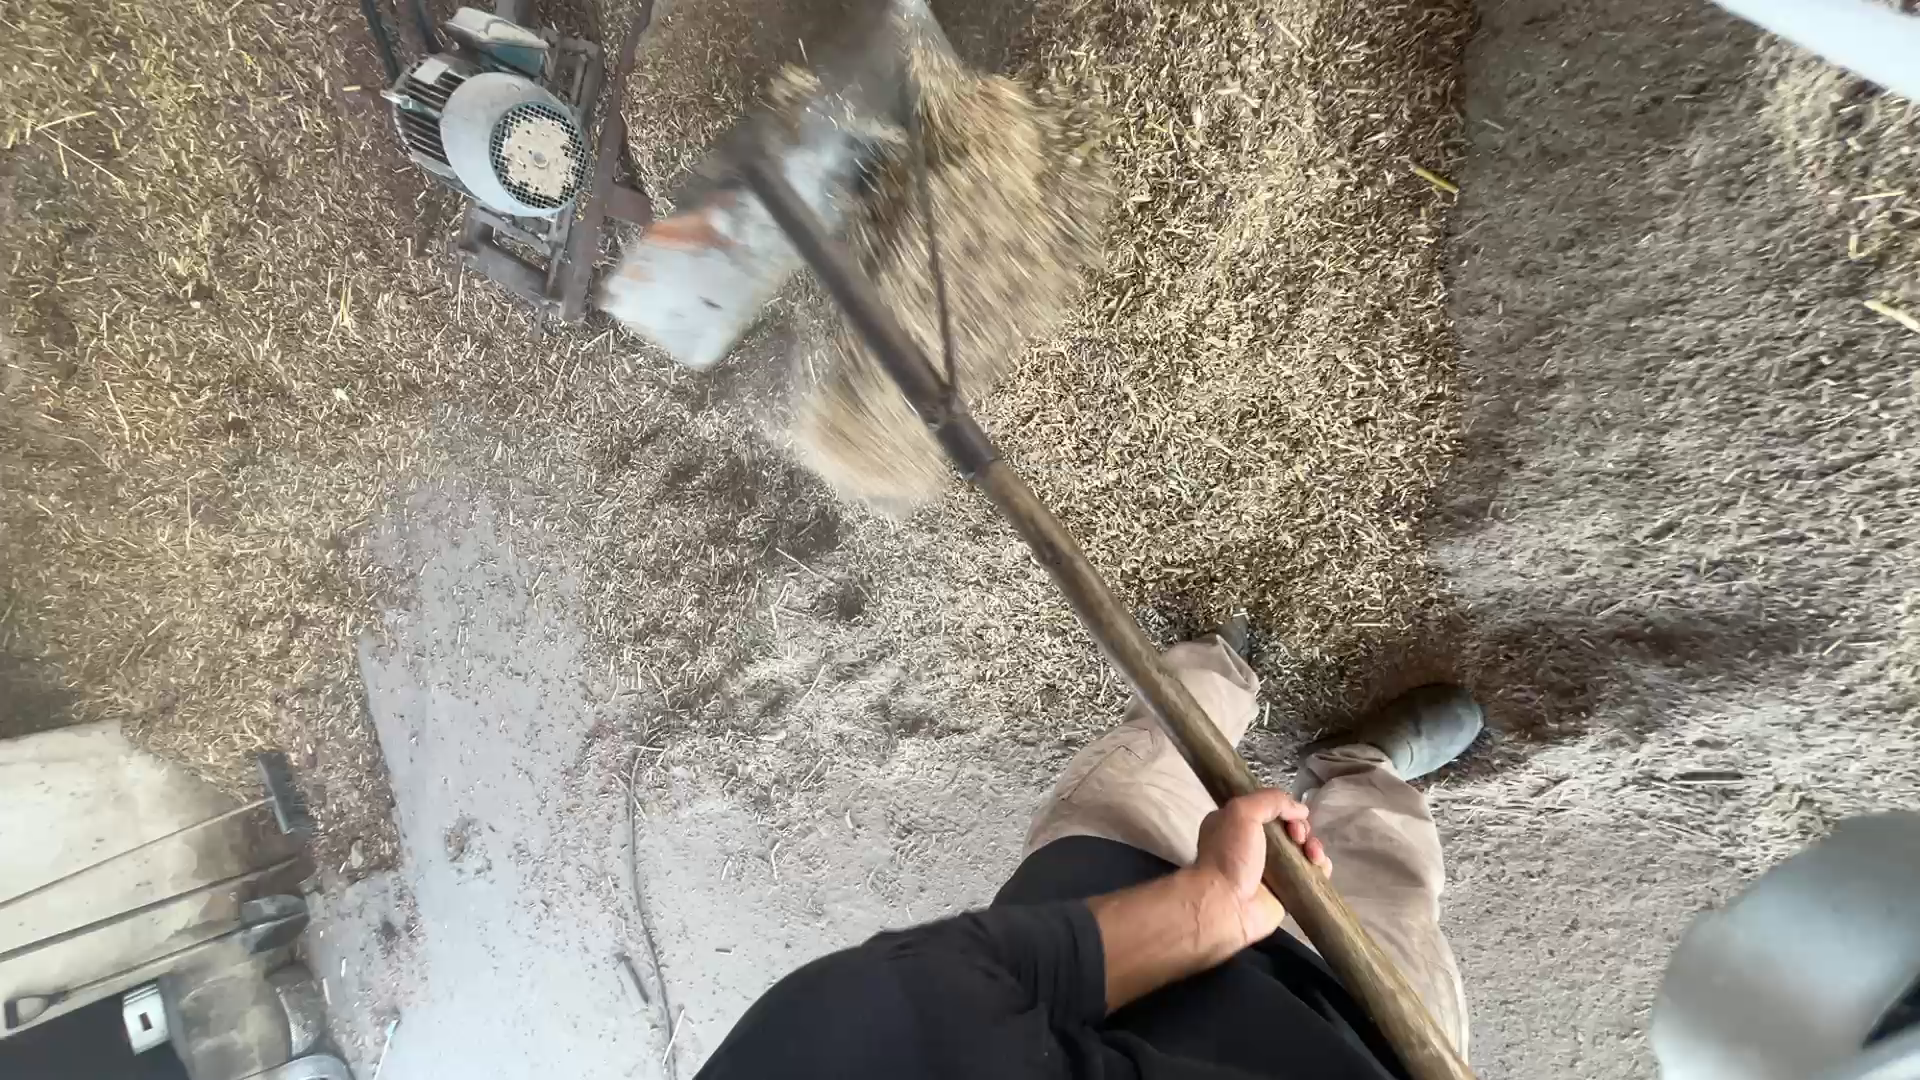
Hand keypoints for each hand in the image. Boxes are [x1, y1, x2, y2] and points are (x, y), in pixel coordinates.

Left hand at [1185, 789, 1332, 950]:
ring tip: (1314, 856)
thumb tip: (1300, 808)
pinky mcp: (1286, 891)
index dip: (1284, 809)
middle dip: (1301, 829)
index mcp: (1236, 822)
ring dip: (1314, 847)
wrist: (1227, 904)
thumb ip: (1270, 801)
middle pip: (1288, 828)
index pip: (1268, 808)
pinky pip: (1309, 875)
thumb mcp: (1242, 812)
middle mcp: (1252, 843)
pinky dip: (1320, 868)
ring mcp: (1270, 868)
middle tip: (1299, 837)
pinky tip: (1321, 867)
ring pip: (1301, 850)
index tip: (1292, 818)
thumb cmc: (1229, 855)